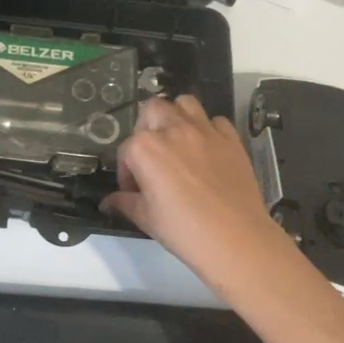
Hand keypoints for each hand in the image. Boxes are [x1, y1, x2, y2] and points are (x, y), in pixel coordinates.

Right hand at [102, 96, 299, 294]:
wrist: (235, 239)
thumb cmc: (184, 230)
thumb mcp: (146, 219)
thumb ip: (124, 203)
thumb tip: (108, 202)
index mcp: (145, 148)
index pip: (126, 150)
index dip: (126, 172)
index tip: (133, 191)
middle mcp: (173, 130)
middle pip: (152, 110)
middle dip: (147, 128)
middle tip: (152, 156)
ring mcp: (204, 131)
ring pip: (185, 104)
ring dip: (177, 116)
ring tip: (178, 141)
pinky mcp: (230, 139)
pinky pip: (216, 122)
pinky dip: (209, 130)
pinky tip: (207, 150)